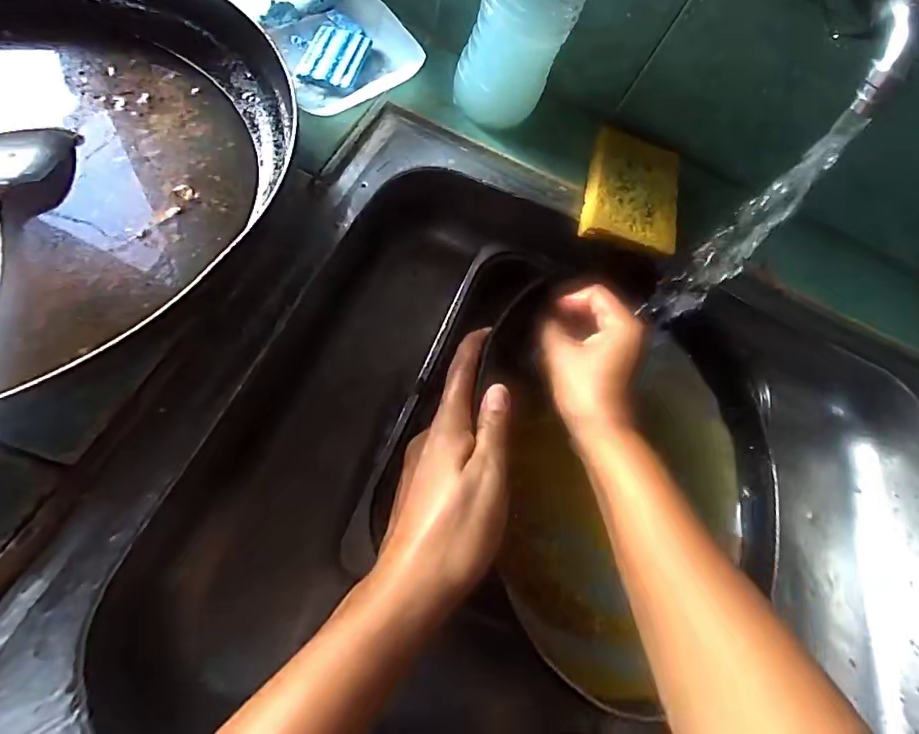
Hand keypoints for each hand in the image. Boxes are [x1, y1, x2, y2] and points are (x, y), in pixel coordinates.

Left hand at [374, 329, 510, 620]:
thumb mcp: (488, 477)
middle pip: (453, 400)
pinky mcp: (415, 490)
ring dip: (471, 415)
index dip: (471, 350)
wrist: (409, 590)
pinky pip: (444, 449)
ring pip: (449, 428)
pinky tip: (479, 456)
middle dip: (476, 383)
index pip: (458, 377)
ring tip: (500, 414)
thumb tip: (497, 386)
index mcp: (445, 430)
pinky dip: (464, 440)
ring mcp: (416, 466)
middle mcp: (425, 441)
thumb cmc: (457, 530)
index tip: (486, 329)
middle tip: (508, 374)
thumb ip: (494, 430)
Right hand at [538, 283, 646, 441]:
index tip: (546, 308)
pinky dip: (582, 334)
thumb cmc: (583, 390)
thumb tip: (542, 312)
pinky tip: (561, 342)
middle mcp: (632, 327)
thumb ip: (550, 325)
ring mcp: (629, 344)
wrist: (603, 431)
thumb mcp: (560, 353)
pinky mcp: (621, 357)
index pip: (595, 292)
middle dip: (570, 308)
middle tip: (545, 317)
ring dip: (575, 322)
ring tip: (549, 329)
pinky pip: (601, 334)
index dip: (568, 296)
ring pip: (599, 320)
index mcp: (623, 321)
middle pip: (599, 304)